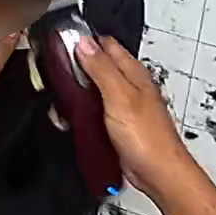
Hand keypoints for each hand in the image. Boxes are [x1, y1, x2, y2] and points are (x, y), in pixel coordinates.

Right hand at [75, 34, 195, 196]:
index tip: (61, 44)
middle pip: (97, 67)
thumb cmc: (149, 139)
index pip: (105, 44)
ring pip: (93, 90)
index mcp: (133, 73)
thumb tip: (83, 43)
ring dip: (77, 94)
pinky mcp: (116, 125)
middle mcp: (129, 87)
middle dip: (76, 69)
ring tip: (64, 101)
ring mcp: (122, 106)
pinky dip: (83, 115)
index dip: (83, 41)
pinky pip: (94, 113)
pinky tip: (75, 120)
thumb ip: (101, 68)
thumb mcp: (119, 96)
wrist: (157, 173)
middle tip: (58, 74)